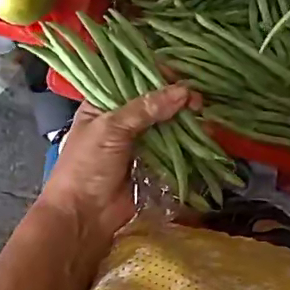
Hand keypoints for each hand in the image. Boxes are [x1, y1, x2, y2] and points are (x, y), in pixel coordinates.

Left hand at [34, 85, 195, 243]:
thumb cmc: (86, 166)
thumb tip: (183, 92)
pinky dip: (189, 141)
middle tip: (197, 99)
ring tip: (203, 115)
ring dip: (186, 119)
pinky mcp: (154, 162)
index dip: (157, 74)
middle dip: (177, 97)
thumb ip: (145, 108)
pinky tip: (205, 134)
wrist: (84, 215)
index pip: (133, 78)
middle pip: (155, 100)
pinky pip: (175, 147)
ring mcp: (140, 141)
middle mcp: (123, 118)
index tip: (181, 75)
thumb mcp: (110, 128)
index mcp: (104, 103)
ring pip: (168, 123)